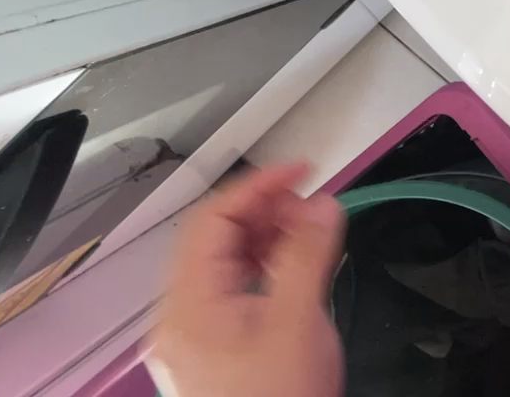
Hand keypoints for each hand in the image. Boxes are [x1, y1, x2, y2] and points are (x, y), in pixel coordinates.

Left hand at [151, 163, 345, 396]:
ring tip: (314, 228)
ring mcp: (203, 329)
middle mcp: (186, 314)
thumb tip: (322, 202)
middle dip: (268, 209)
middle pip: (218, 238)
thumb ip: (307, 255)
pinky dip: (274, 259)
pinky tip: (303, 258)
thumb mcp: (296, 322)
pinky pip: (243, 281)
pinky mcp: (225, 340)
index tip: (304, 168)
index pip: (211, 222)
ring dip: (273, 232)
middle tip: (315, 203)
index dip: (258, 186)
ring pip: (231, 258)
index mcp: (190, 307)